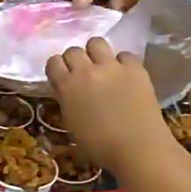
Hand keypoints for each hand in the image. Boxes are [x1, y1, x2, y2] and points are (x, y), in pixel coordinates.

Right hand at [47, 37, 176, 176]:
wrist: (137, 148)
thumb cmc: (100, 147)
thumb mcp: (72, 124)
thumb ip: (68, 101)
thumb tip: (69, 91)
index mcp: (67, 87)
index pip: (53, 62)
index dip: (58, 68)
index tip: (63, 77)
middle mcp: (86, 71)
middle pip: (73, 50)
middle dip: (75, 60)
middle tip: (83, 74)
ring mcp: (112, 66)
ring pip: (97, 42)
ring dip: (96, 53)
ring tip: (103, 67)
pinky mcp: (135, 67)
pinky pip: (124, 55)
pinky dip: (122, 63)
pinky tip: (126, 76)